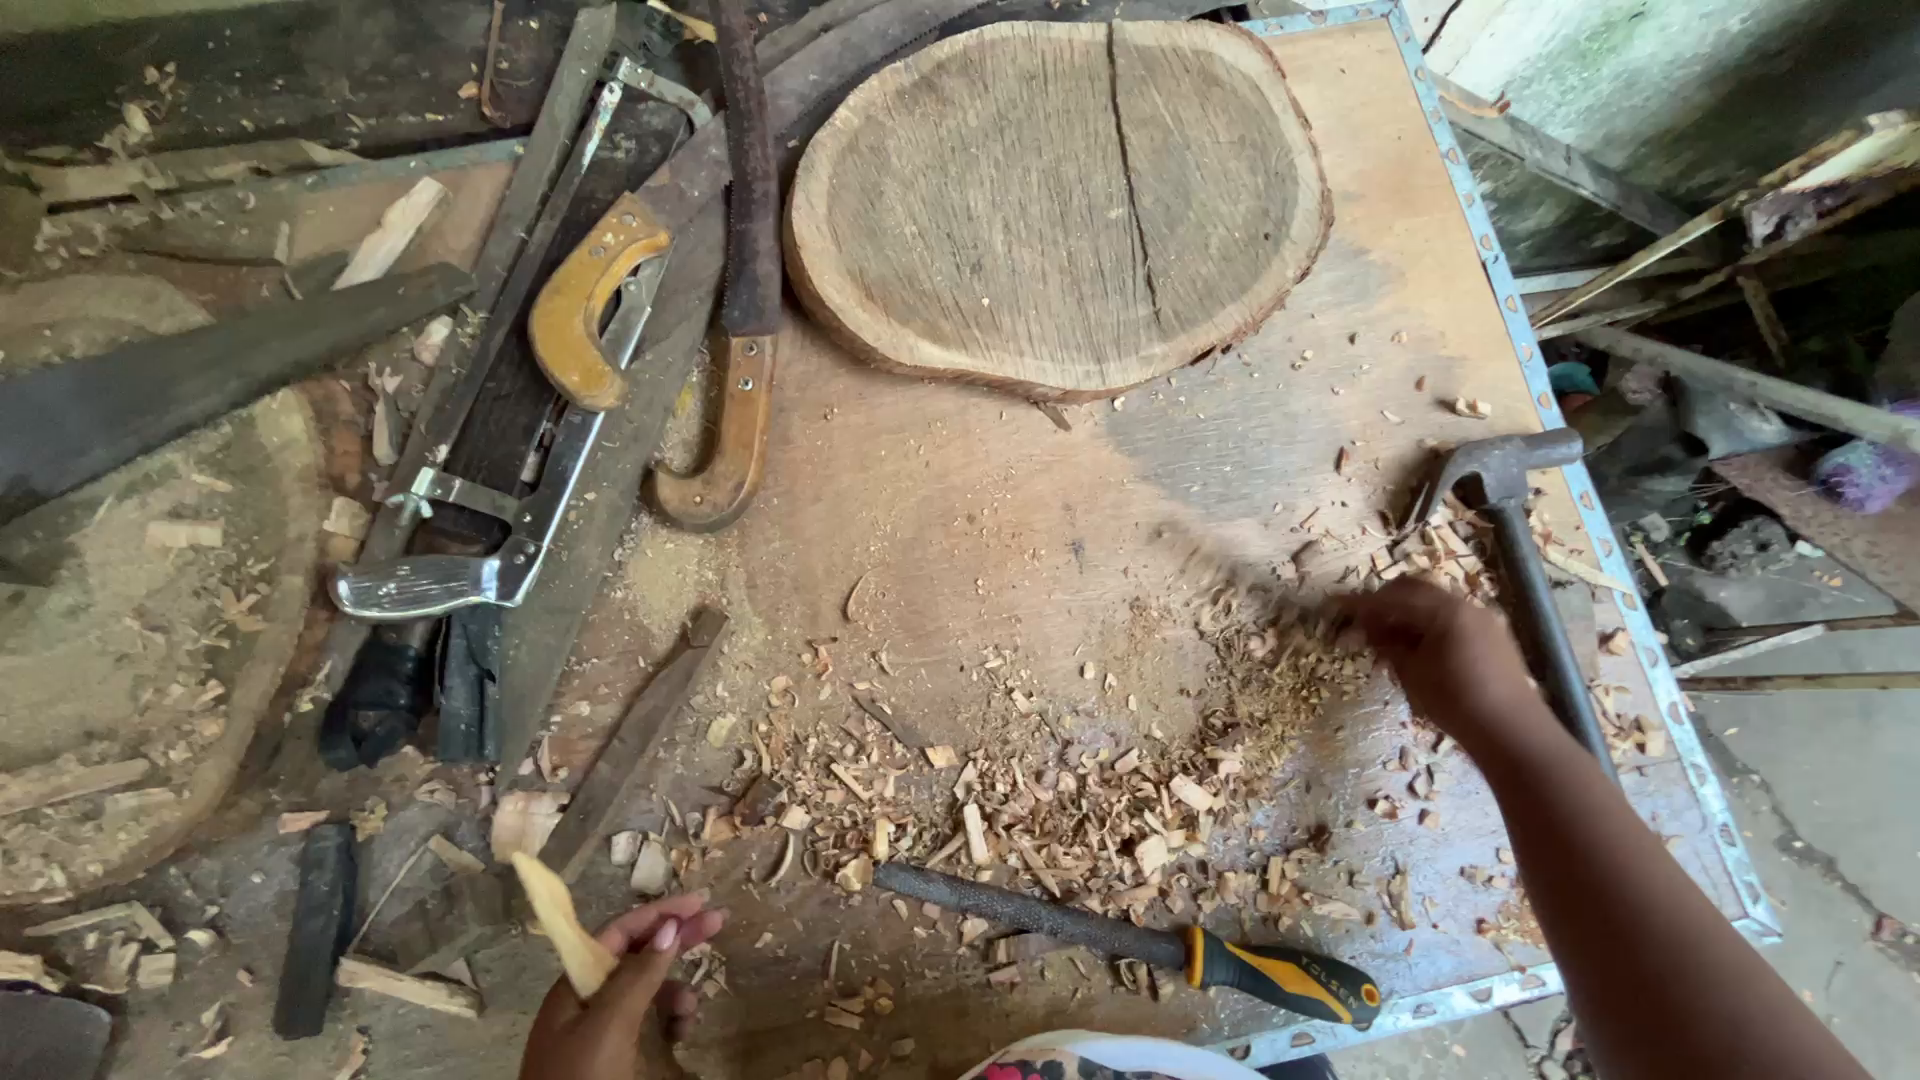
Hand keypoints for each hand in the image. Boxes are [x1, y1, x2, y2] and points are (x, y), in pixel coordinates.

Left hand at [519, 894, 727, 1079]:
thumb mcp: (610, 1025)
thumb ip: (639, 974)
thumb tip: (670, 926)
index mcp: (575, 986)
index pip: (619, 932)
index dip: (658, 913)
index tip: (699, 902)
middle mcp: (587, 1002)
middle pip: (637, 954)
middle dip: (677, 939)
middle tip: (718, 922)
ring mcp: (602, 1031)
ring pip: (648, 991)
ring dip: (675, 990)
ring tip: (690, 1008)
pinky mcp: (617, 1059)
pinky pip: (651, 1023)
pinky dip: (671, 1020)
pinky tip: (681, 1032)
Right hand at [1342, 577, 1553, 755]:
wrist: (1513, 732)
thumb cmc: (1456, 702)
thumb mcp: (1411, 673)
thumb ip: (1387, 644)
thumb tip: (1366, 630)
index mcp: (1445, 611)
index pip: (1392, 598)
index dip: (1360, 603)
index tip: (1335, 606)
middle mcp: (1466, 606)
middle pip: (1413, 589)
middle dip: (1383, 602)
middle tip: (1361, 624)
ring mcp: (1482, 619)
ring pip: (1432, 603)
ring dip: (1404, 614)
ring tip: (1386, 641)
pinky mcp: (1490, 636)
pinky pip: (1449, 618)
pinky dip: (1426, 624)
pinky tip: (1414, 648)